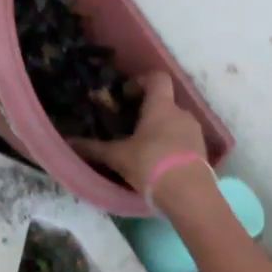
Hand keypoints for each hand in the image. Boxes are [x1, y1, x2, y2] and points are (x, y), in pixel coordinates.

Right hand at [69, 72, 213, 197]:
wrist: (189, 193)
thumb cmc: (150, 164)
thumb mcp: (117, 157)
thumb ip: (93, 148)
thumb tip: (69, 142)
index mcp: (161, 107)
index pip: (158, 78)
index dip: (143, 80)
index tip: (128, 93)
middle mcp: (181, 113)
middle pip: (166, 102)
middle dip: (150, 111)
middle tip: (131, 125)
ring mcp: (195, 132)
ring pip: (176, 122)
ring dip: (163, 129)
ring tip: (145, 147)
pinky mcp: (203, 151)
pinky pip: (185, 140)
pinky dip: (173, 145)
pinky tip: (160, 162)